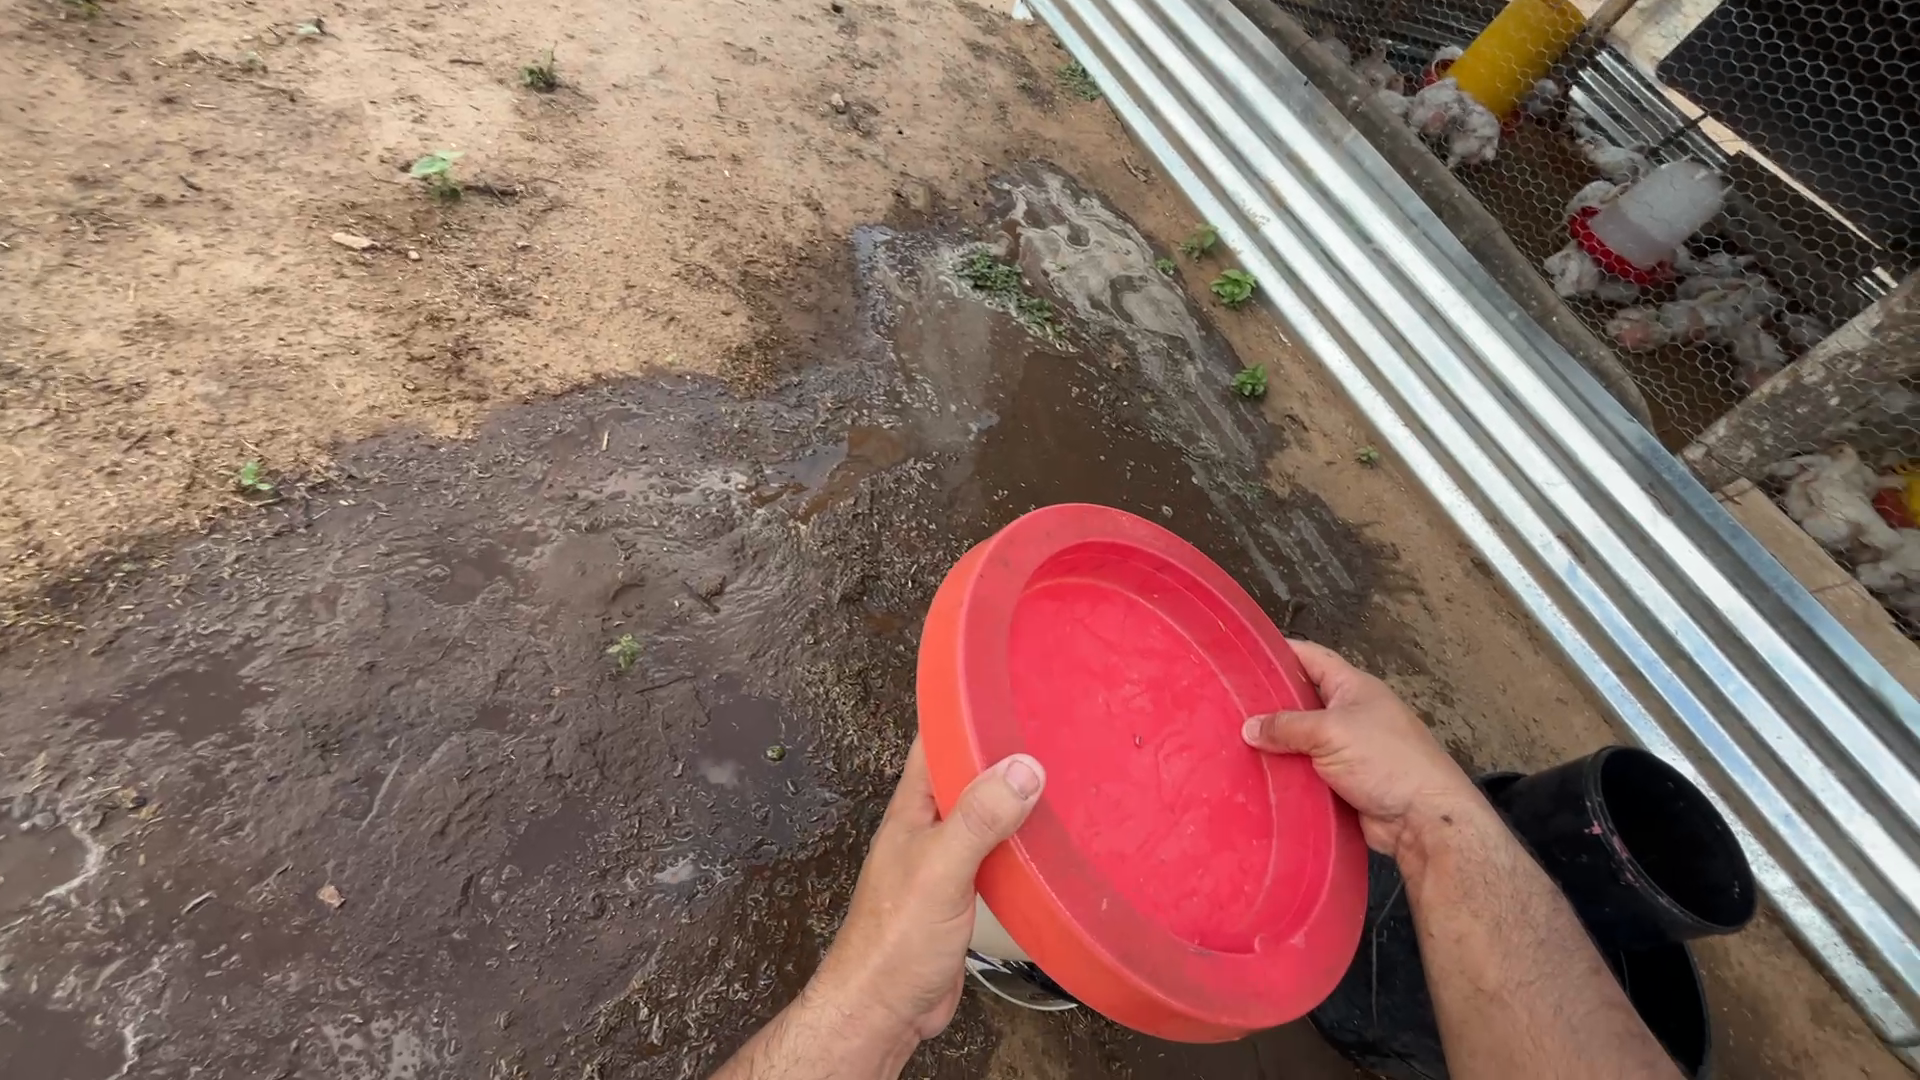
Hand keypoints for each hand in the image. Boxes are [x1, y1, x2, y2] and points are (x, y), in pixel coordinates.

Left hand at [806, 738, 1045, 1045]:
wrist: (885, 1008)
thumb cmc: (893, 939)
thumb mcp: (940, 868)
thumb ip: (978, 818)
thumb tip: (1023, 770)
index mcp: (914, 805)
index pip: (936, 739)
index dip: (965, 712)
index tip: (1005, 691)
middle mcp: (930, 823)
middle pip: (968, 772)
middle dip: (1002, 753)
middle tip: (1046, 732)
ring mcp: (948, 855)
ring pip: (985, 812)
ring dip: (1014, 798)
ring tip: (1057, 777)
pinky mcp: (965, 888)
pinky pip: (996, 850)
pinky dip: (1020, 841)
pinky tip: (1046, 841)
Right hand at [1241, 639, 1478, 860]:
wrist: (1424, 821)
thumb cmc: (1385, 760)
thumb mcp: (1330, 732)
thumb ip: (1286, 726)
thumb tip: (1248, 729)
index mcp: (1353, 688)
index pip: (1311, 657)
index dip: (1280, 651)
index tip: (1244, 654)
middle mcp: (1350, 713)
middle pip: (1301, 700)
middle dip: (1269, 703)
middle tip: (1229, 703)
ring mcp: (1347, 749)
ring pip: (1300, 739)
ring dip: (1274, 743)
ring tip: (1233, 740)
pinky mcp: (1343, 781)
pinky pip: (1306, 769)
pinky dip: (1285, 771)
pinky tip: (1256, 773)